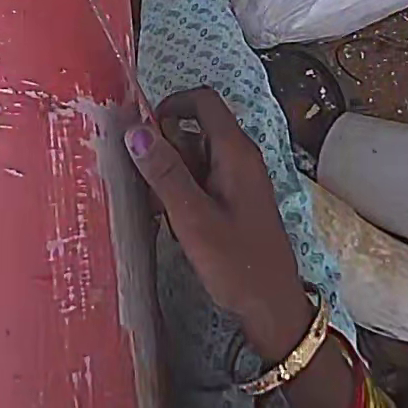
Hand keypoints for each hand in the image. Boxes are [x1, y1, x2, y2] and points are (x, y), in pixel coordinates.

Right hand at [126, 87, 313, 361]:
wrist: (272, 306)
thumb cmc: (237, 263)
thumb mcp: (193, 219)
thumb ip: (165, 173)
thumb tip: (135, 130)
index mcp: (235, 151)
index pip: (203, 101)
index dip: (170, 105)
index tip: (142, 134)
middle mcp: (239, 156)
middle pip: (195, 129)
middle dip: (165, 151)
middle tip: (149, 188)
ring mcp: (238, 177)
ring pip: (195, 157)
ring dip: (171, 176)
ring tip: (159, 211)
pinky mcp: (233, 197)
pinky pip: (202, 179)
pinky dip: (183, 192)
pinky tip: (172, 222)